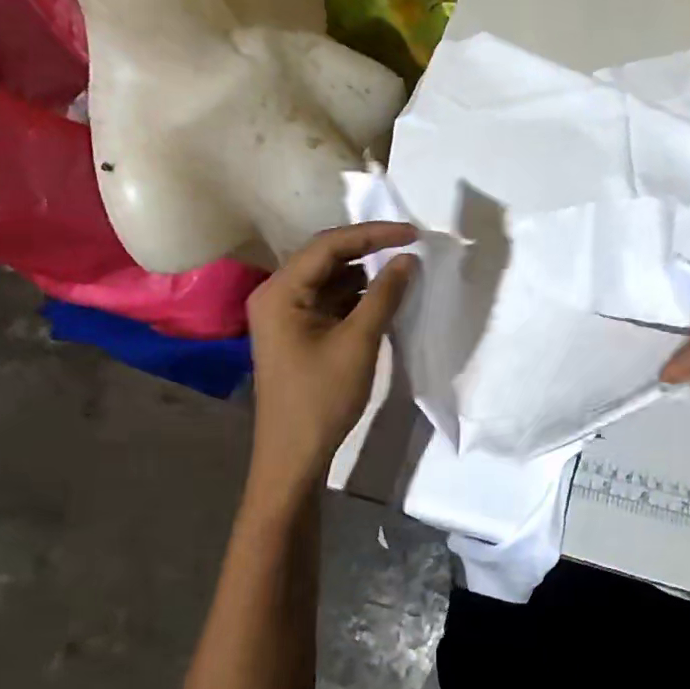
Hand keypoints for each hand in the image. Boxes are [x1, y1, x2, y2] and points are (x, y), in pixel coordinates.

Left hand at [245, 222, 416, 494]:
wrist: (294, 455)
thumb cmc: (322, 398)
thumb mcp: (358, 342)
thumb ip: (384, 295)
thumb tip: (408, 259)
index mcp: (281, 291)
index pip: (329, 245)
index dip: (373, 234)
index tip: (413, 233)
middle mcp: (276, 294)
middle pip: (326, 256)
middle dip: (369, 249)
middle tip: (410, 244)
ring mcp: (284, 314)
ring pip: (329, 278)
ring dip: (364, 272)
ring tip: (402, 268)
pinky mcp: (296, 331)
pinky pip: (328, 299)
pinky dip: (356, 295)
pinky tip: (383, 296)